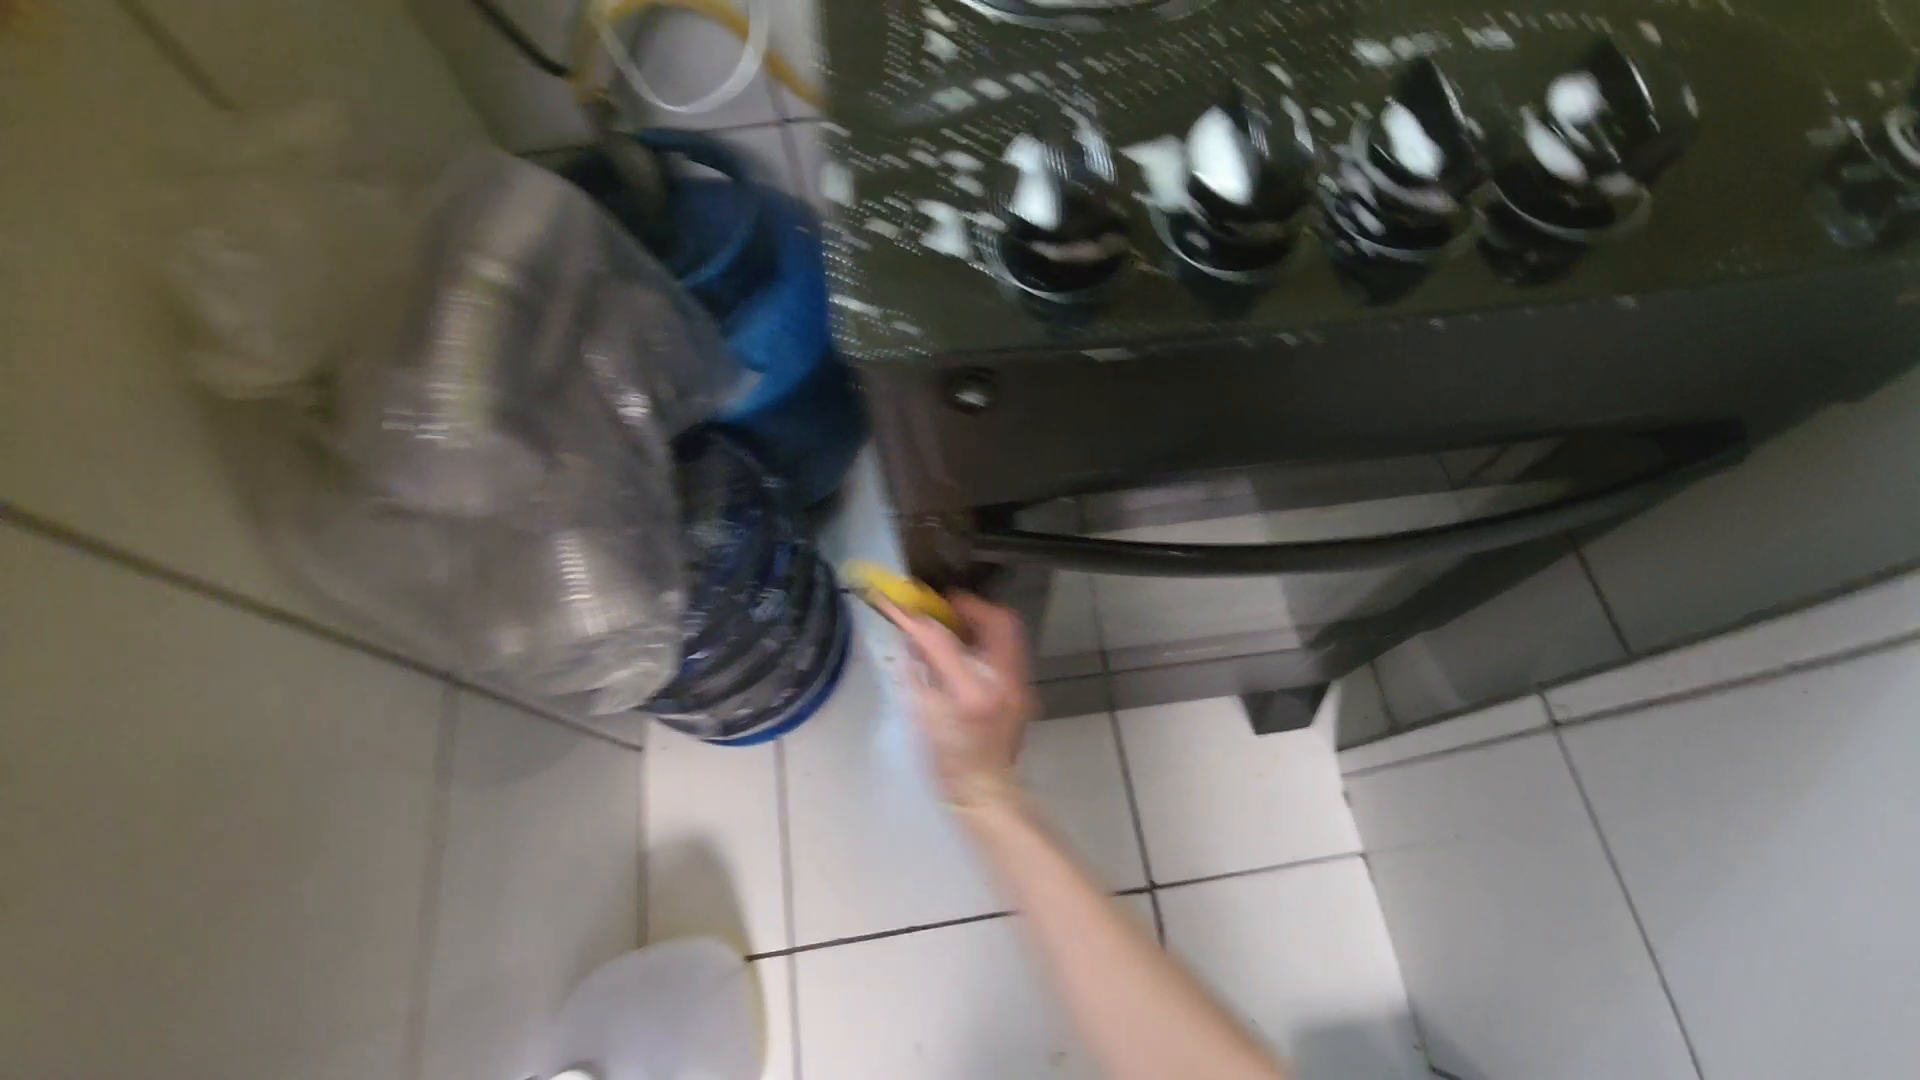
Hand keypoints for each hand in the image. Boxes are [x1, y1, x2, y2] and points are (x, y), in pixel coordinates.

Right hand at [879, 592, 1039, 811]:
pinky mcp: (1023, 690)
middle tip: (944, 608)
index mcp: (970, 692)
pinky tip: (970, 651)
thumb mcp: (924, 716)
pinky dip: (989, 640)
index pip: (942, 640)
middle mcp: (1002, 682)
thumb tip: (911, 636)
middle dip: (968, 607)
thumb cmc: (949, 762)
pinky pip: (1009, 650)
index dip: (918, 620)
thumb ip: (917, 673)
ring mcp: (1019, 685)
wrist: (987, 793)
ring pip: (1008, 633)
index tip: (902, 606)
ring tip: (956, 625)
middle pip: (997, 622)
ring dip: (981, 622)